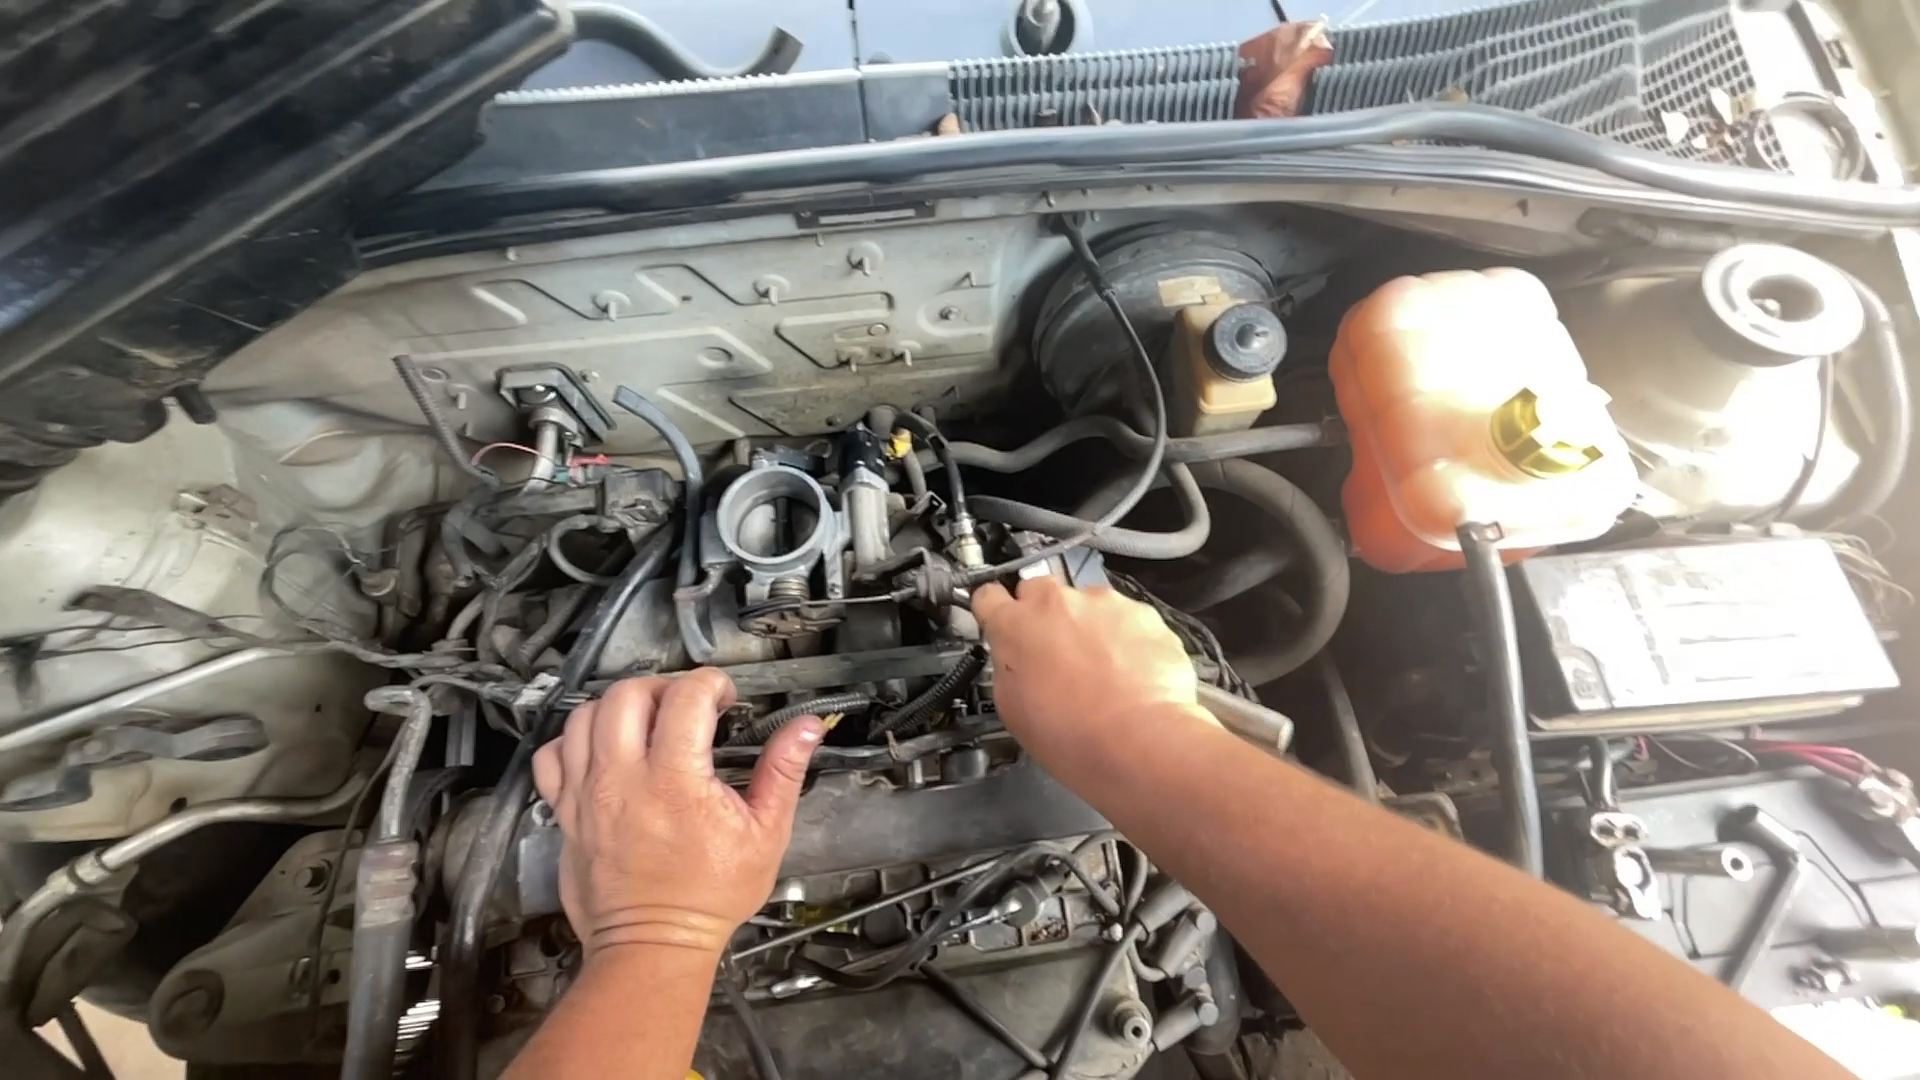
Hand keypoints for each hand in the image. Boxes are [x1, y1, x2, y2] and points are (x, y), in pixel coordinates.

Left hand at [531, 669, 822, 960]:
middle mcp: (623, 781)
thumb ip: (783, 771)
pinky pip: (552, 755)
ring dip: (621, 707)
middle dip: (664, 687)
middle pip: (627, 695)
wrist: (653, 946)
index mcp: (675, 782)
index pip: (685, 698)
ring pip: (586, 716)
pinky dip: (576, 739)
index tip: (724, 698)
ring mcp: (586, 796)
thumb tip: (806, 728)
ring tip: (649, 722)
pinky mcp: (565, 813)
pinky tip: (605, 748)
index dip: (711, 683)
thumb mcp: (766, 832)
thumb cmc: (710, 894)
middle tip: (686, 706)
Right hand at [972, 577, 1211, 764]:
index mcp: (1014, 626)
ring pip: (1085, 604)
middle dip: (1043, 617)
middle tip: (1055, 657)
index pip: (989, 596)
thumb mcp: (1012, 710)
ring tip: (1100, 673)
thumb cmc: (1078, 736)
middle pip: (1039, 591)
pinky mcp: (1139, 612)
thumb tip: (1013, 661)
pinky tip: (1128, 672)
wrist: (1141, 742)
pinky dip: (1124, 637)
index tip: (1002, 619)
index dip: (995, 610)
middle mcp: (1054, 604)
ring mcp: (1099, 603)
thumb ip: (1007, 667)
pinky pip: (1124, 616)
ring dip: (1086, 628)